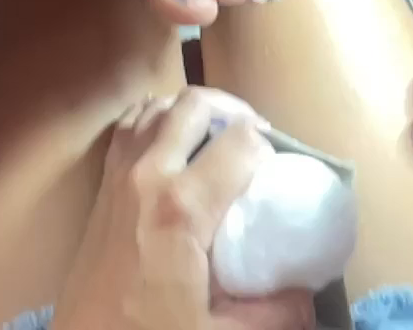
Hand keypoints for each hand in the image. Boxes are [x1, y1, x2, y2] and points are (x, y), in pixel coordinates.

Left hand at [54, 89, 313, 329]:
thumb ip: (273, 314)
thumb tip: (308, 295)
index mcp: (182, 206)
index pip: (238, 143)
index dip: (266, 146)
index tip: (278, 166)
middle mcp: (150, 171)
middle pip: (195, 104)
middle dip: (233, 110)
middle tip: (255, 136)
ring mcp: (121, 168)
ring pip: (160, 104)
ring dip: (193, 108)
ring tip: (217, 131)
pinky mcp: (103, 177)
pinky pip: (131, 121)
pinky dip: (156, 114)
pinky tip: (171, 135)